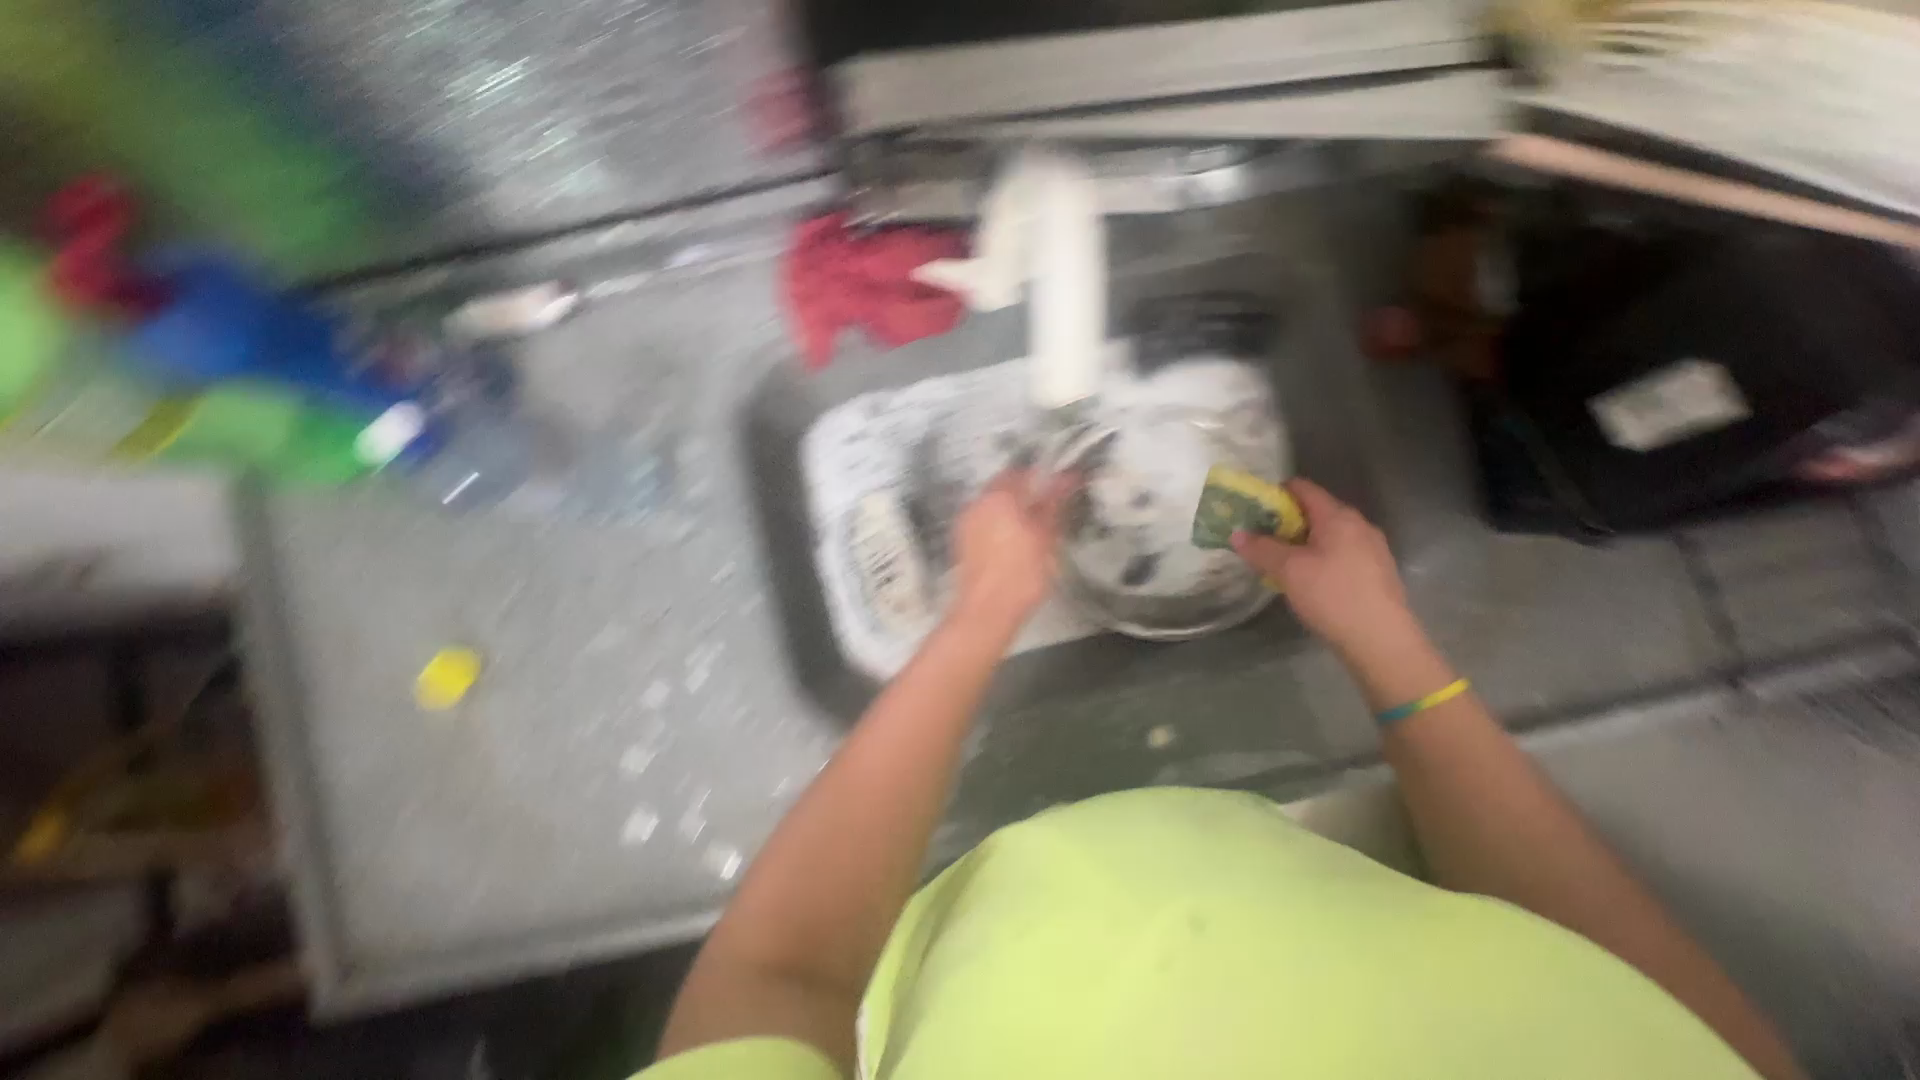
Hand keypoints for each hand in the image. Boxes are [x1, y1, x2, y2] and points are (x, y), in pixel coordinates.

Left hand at [949, 469, 1066, 635]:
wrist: (986, 612)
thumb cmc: (1022, 573)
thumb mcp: (1046, 536)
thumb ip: (1053, 503)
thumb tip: (1067, 477)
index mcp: (998, 495)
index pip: (1021, 471)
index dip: (1042, 477)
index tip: (1058, 490)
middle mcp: (976, 502)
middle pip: (1003, 487)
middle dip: (1024, 494)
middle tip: (1047, 511)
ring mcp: (965, 523)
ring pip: (991, 506)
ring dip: (1010, 511)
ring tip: (1031, 530)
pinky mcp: (961, 543)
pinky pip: (983, 523)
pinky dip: (998, 527)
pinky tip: (1012, 545)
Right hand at [1230, 478, 1417, 659]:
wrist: (1381, 640)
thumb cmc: (1332, 595)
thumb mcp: (1288, 571)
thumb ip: (1261, 549)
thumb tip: (1237, 534)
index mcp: (1338, 516)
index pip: (1304, 488)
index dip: (1276, 493)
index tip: (1254, 509)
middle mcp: (1360, 525)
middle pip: (1317, 512)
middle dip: (1287, 522)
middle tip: (1261, 539)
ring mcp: (1373, 549)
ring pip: (1330, 536)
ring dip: (1304, 543)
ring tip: (1281, 563)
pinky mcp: (1377, 573)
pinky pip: (1342, 554)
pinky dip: (1321, 559)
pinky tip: (1310, 581)